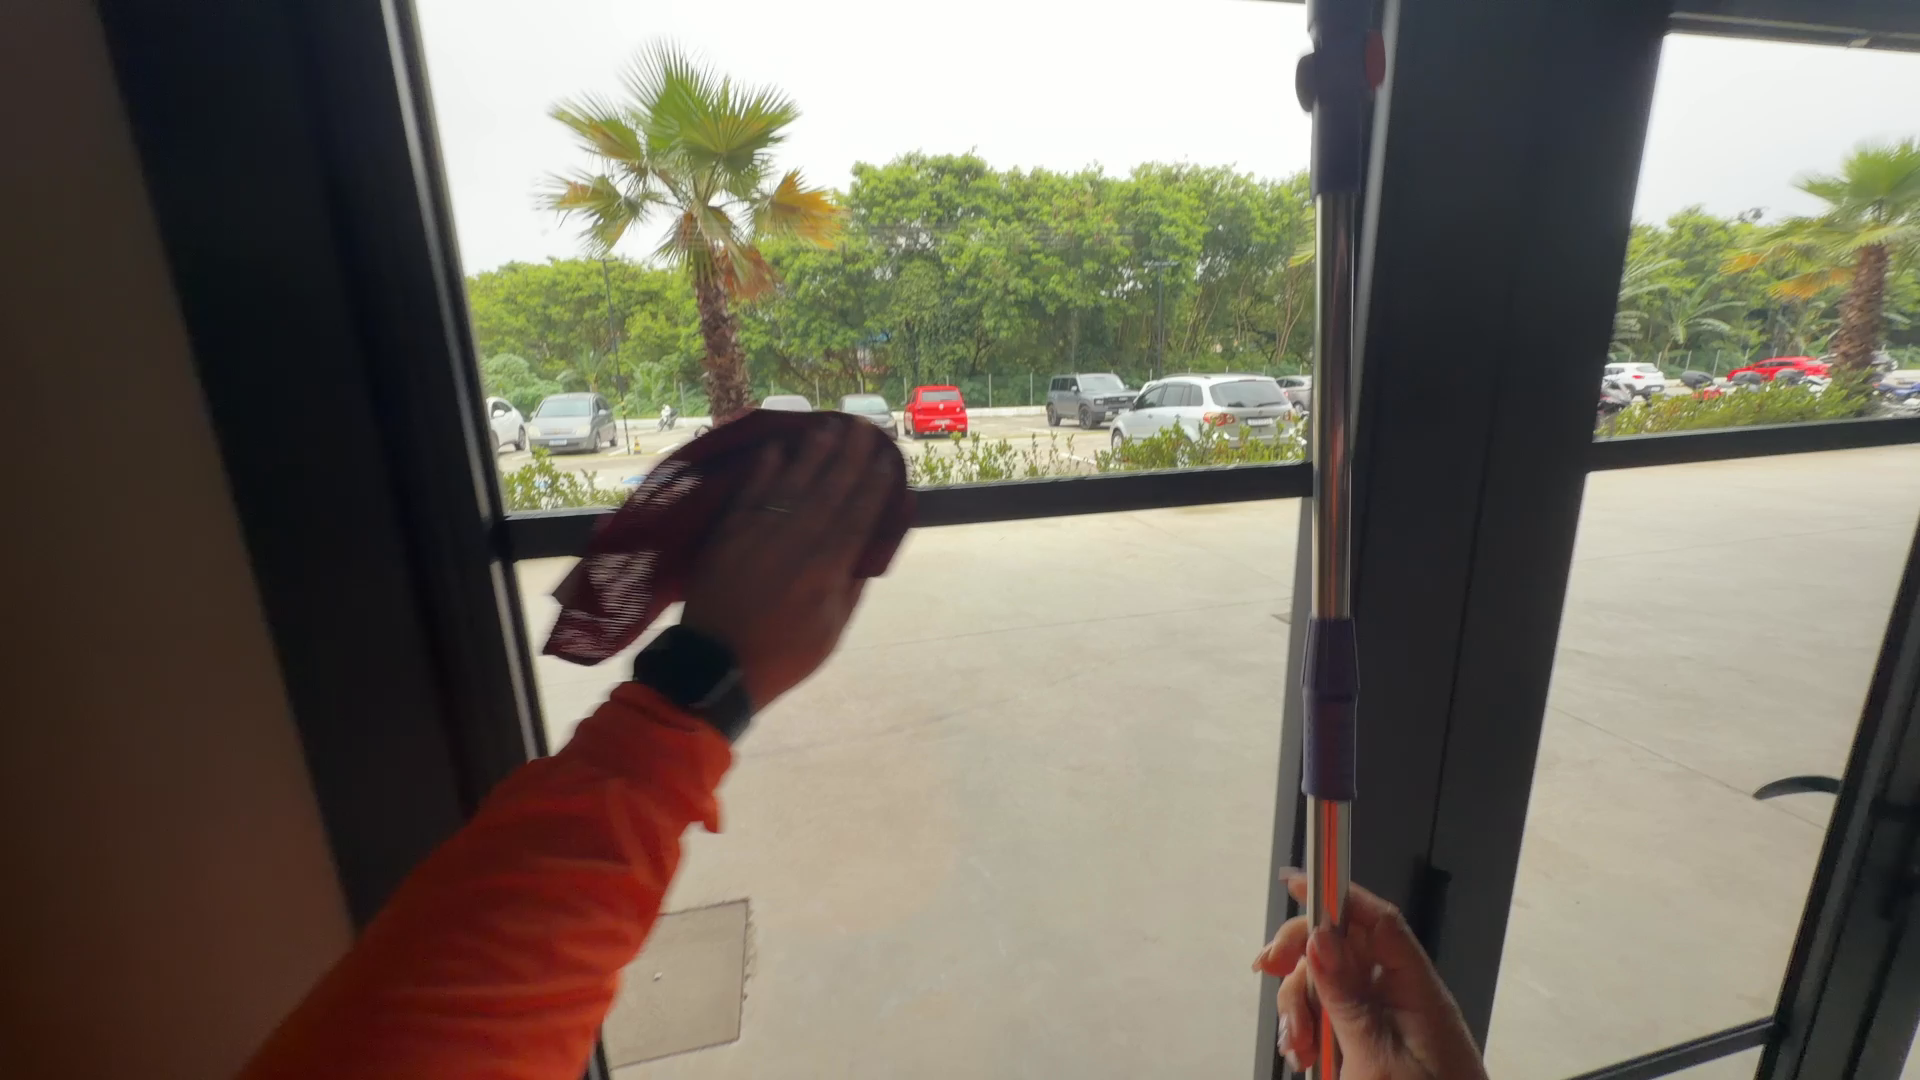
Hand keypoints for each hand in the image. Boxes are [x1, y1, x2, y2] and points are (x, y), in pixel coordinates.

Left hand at [680, 418, 894, 709]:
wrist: (715, 667)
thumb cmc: (783, 655)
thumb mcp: (831, 631)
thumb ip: (850, 586)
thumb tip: (869, 549)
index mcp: (825, 572)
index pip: (856, 518)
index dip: (874, 486)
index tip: (886, 459)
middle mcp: (795, 545)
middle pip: (828, 492)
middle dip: (849, 457)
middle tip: (864, 426)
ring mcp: (759, 536)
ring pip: (791, 486)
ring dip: (811, 454)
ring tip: (828, 425)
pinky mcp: (728, 535)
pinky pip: (749, 495)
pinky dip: (762, 471)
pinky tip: (775, 449)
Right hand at [1252, 872, 1487, 1079]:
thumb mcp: (1377, 1064)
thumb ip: (1346, 999)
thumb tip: (1319, 936)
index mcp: (1418, 993)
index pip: (1378, 923)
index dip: (1337, 895)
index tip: (1293, 883)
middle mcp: (1401, 997)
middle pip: (1342, 944)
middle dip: (1300, 955)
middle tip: (1265, 970)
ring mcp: (1386, 1020)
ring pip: (1327, 979)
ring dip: (1299, 1002)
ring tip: (1294, 1046)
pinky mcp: (1372, 1042)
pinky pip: (1329, 1011)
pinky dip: (1306, 1025)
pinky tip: (1298, 1052)